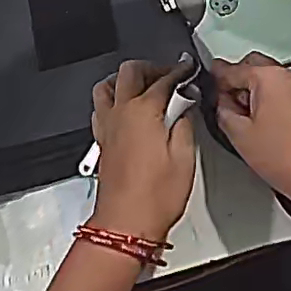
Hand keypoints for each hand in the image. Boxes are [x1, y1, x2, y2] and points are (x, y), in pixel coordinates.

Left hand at [89, 58, 197, 242]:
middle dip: (152, 67)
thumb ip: (184, 122)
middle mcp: (120, 113)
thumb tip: (185, 103)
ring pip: (107, 85)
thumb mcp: (184, 157)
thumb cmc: (154, 196)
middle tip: (170, 74)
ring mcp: (107, 126)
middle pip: (130, 72)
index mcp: (142, 111)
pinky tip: (126, 109)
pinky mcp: (102, 141)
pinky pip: (102, 107)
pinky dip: (113, 99)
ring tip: (145, 85)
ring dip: (126, 80)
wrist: (127, 222)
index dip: (179, 71)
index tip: (188, 70)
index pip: (163, 79)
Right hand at [211, 53, 290, 229]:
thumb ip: (221, 110)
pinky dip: (265, 104)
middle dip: (234, 83)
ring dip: (250, 94)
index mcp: (269, 77)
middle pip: (250, 67)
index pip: (230, 68)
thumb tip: (220, 103)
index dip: (214, 81)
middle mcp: (287, 78)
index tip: (207, 89)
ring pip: (265, 81)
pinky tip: (259, 129)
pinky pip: (278, 94)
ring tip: (243, 123)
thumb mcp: (239, 134)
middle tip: (223, 104)